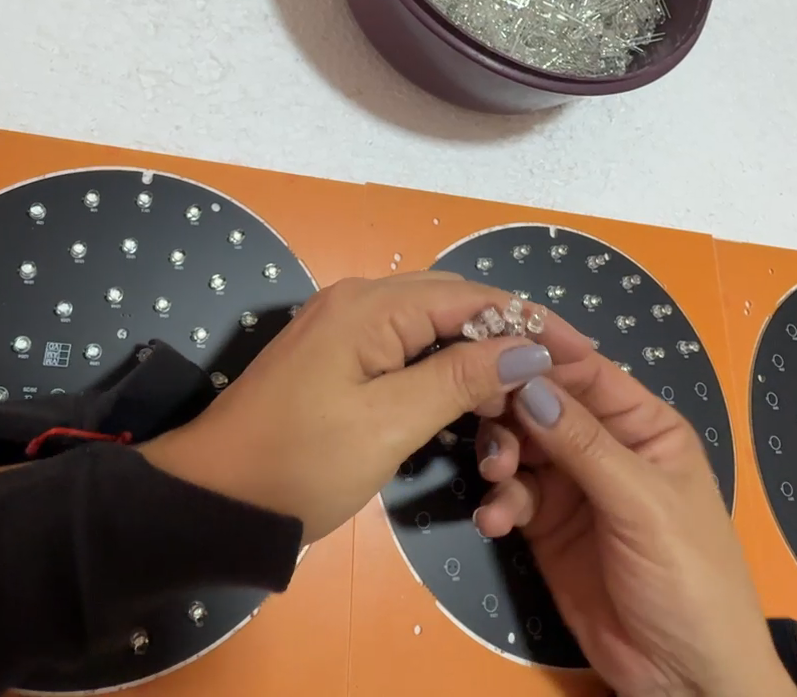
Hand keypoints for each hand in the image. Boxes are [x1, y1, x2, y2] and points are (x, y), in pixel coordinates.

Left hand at [138, 273, 553, 542]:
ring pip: (429, 327)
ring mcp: (344, 326)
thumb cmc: (301, 463)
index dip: (530, 321)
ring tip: (515, 400)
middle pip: (452, 304)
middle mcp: (358, 299)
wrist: (213, 498)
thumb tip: (527, 348)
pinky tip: (465, 402)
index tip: (583, 353)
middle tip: (556, 377)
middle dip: (506, 336)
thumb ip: (460, 379)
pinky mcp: (337, 356)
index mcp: (370, 305)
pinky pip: (403, 348)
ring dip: (473, 358)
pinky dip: (440, 371)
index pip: (470, 297)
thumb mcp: (389, 424)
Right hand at [474, 313, 796, 696]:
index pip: (585, 372)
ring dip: (499, 455)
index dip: (541, 358)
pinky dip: (497, 502)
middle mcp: (602, 445)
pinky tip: (494, 522)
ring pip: (518, 444)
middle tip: (487, 427)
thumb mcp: (642, 505)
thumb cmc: (689, 579)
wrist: (685, 682)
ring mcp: (571, 484)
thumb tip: (528, 382)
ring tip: (497, 481)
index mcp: (642, 425)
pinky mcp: (545, 523)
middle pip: (541, 404)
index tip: (492, 349)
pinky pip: (510, 494)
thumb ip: (584, 444)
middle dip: (510, 412)